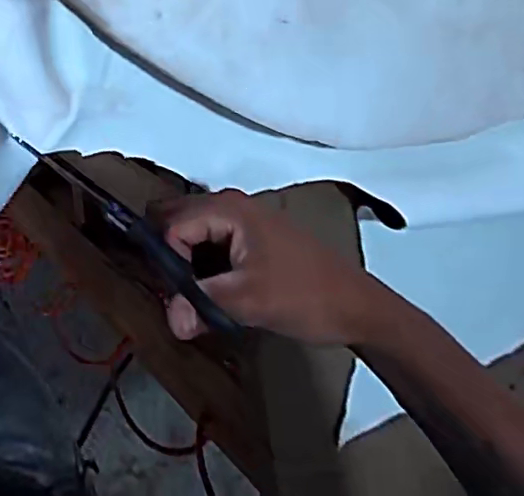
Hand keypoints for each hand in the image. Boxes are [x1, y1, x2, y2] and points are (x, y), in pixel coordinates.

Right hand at [154, 189, 383, 344]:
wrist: (356, 306)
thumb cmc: (305, 295)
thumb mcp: (251, 301)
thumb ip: (203, 304)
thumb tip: (169, 320)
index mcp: (228, 209)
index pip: (172, 225)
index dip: (167, 260)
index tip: (174, 296)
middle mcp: (230, 204)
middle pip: (176, 219)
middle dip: (167, 254)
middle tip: (172, 293)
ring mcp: (240, 218)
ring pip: (191, 231)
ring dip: (183, 260)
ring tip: (187, 297)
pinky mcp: (248, 236)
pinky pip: (208, 241)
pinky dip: (200, 263)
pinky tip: (207, 292)